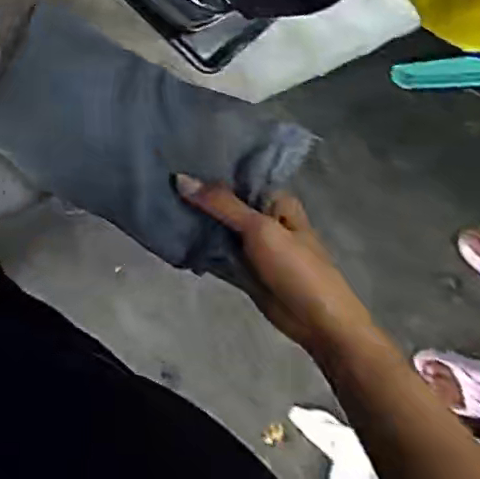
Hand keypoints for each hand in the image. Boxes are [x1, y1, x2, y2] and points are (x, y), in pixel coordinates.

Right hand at [176, 174, 350, 353]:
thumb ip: (221, 204)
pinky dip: (197, 245)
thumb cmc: (297, 268)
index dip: (209, 167)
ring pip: (217, 225)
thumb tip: (179, 178)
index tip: (175, 155)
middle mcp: (262, 216)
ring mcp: (251, 243)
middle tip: (159, 177)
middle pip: (223, 201)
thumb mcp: (259, 229)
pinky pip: (215, 250)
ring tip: (158, 199)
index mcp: (274, 199)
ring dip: (194, 219)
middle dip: (197, 194)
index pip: (237, 175)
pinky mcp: (242, 266)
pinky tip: (170, 232)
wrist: (320, 325)